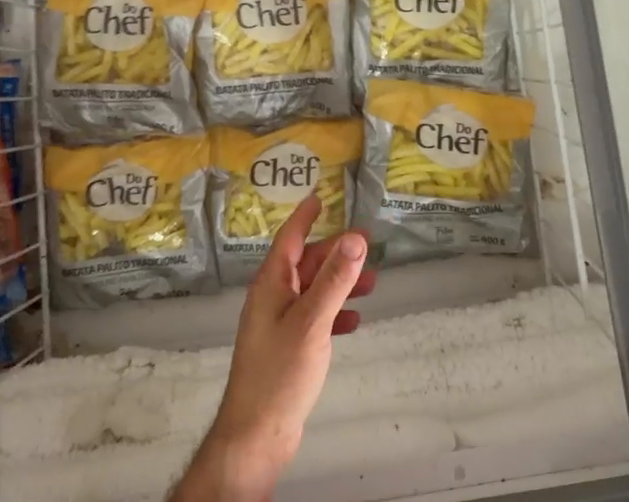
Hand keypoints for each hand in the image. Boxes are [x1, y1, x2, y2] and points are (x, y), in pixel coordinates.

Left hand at [172, 196, 374, 500]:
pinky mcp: (287, 347)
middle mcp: (272, 299)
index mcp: (271, 285)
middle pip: (305, 264)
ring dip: (340, 284)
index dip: (304, 217)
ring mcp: (278, 324)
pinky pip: (314, 318)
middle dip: (335, 254)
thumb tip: (355, 238)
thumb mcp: (313, 321)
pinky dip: (335, 313)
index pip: (289, 240)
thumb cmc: (280, 371)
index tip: (320, 197)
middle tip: (367, 245)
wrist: (257, 432)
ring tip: (371, 284)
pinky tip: (354, 322)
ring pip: (313, 291)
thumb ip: (335, 279)